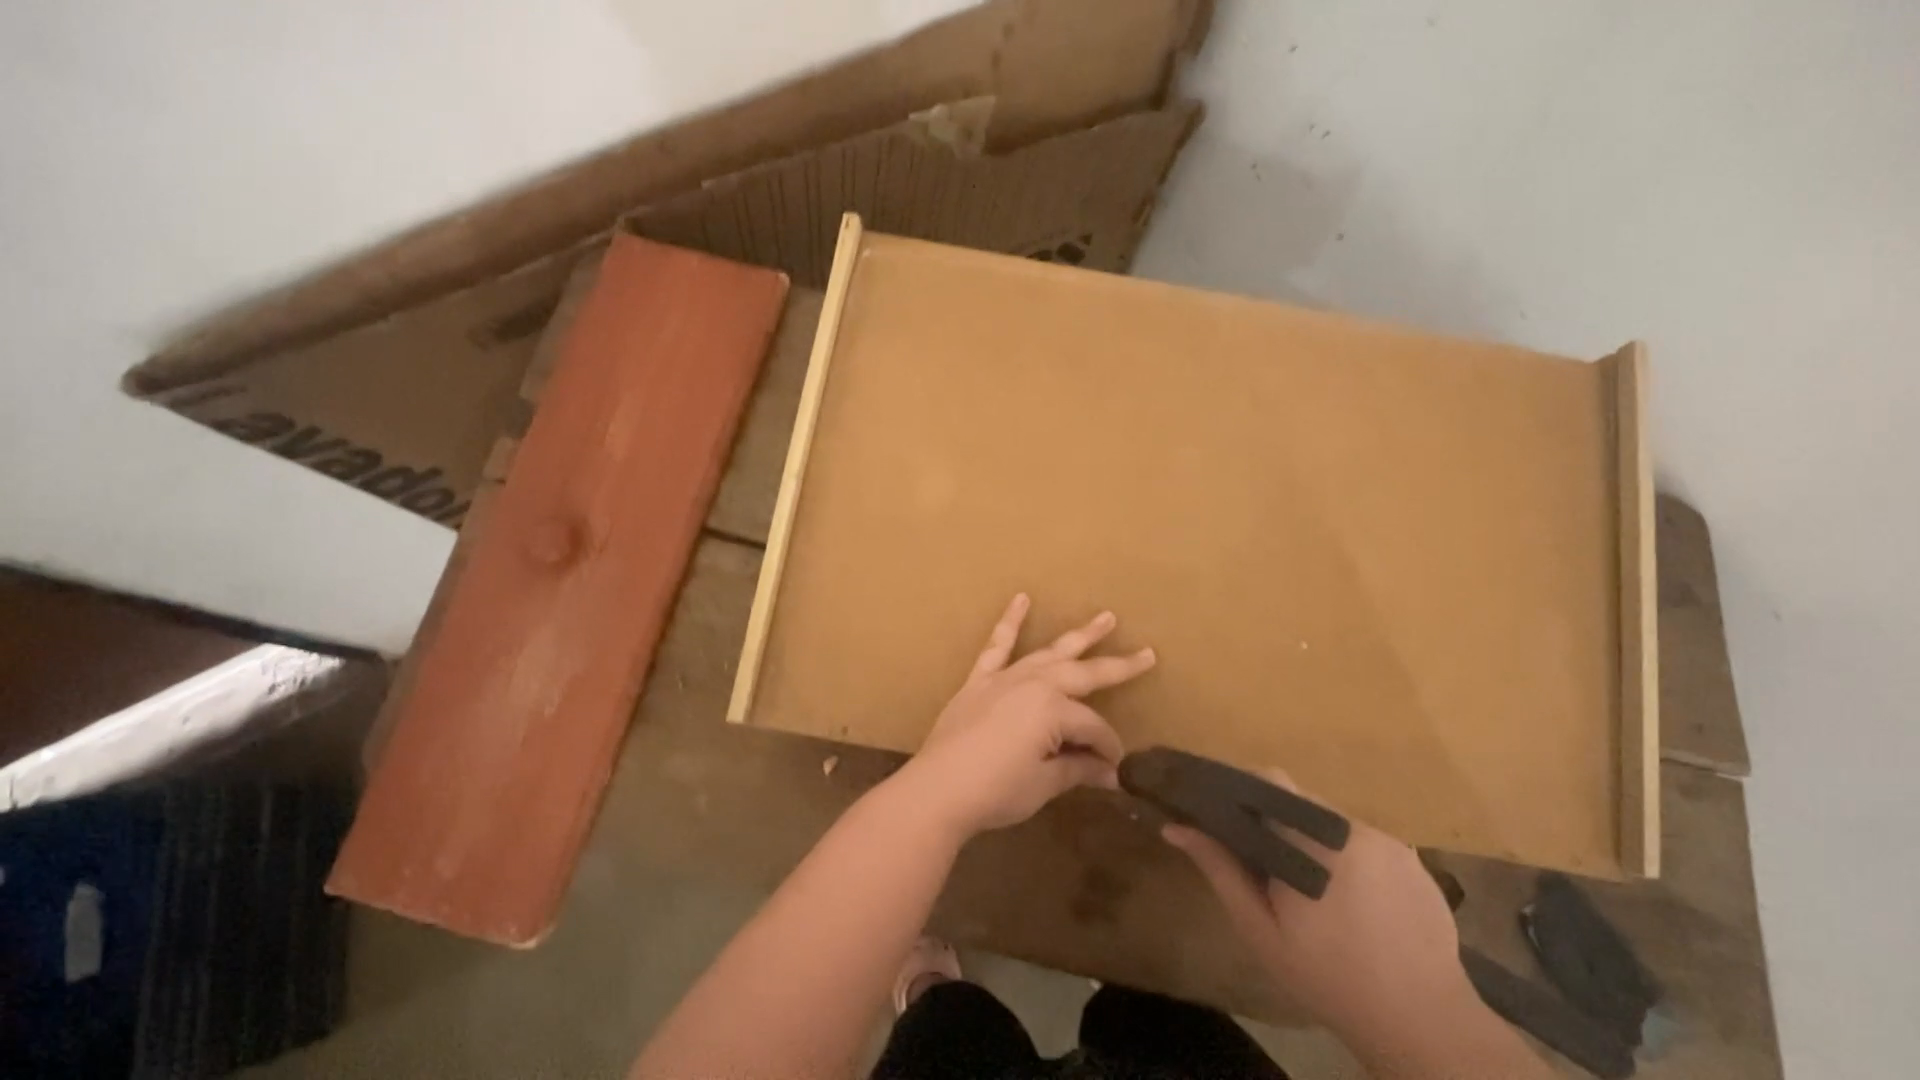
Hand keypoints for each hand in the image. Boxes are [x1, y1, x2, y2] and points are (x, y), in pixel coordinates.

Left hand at [892, 593, 1156, 839]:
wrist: (936, 790)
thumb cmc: (995, 790)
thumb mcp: (1044, 784)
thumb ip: (1077, 769)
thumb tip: (1109, 774)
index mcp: (1054, 710)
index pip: (1093, 726)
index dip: (1108, 748)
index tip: (1114, 771)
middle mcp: (1034, 684)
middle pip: (1083, 675)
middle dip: (1117, 666)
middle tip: (1146, 654)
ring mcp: (1004, 679)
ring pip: (1049, 652)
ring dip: (1078, 636)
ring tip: (1105, 617)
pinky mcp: (978, 682)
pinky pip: (996, 647)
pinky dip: (1009, 622)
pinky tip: (1021, 599)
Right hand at [1163, 771, 1476, 1042]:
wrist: (1421, 1020)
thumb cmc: (1327, 977)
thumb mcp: (1260, 929)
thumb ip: (1221, 870)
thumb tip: (1176, 827)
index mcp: (1310, 839)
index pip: (1268, 782)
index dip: (1242, 791)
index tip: (1223, 815)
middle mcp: (1352, 827)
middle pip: (1300, 801)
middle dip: (1277, 822)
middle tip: (1263, 864)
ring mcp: (1389, 841)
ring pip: (1332, 822)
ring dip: (1312, 840)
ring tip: (1309, 890)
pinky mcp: (1413, 859)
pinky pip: (1365, 842)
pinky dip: (1347, 858)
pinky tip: (1350, 902)